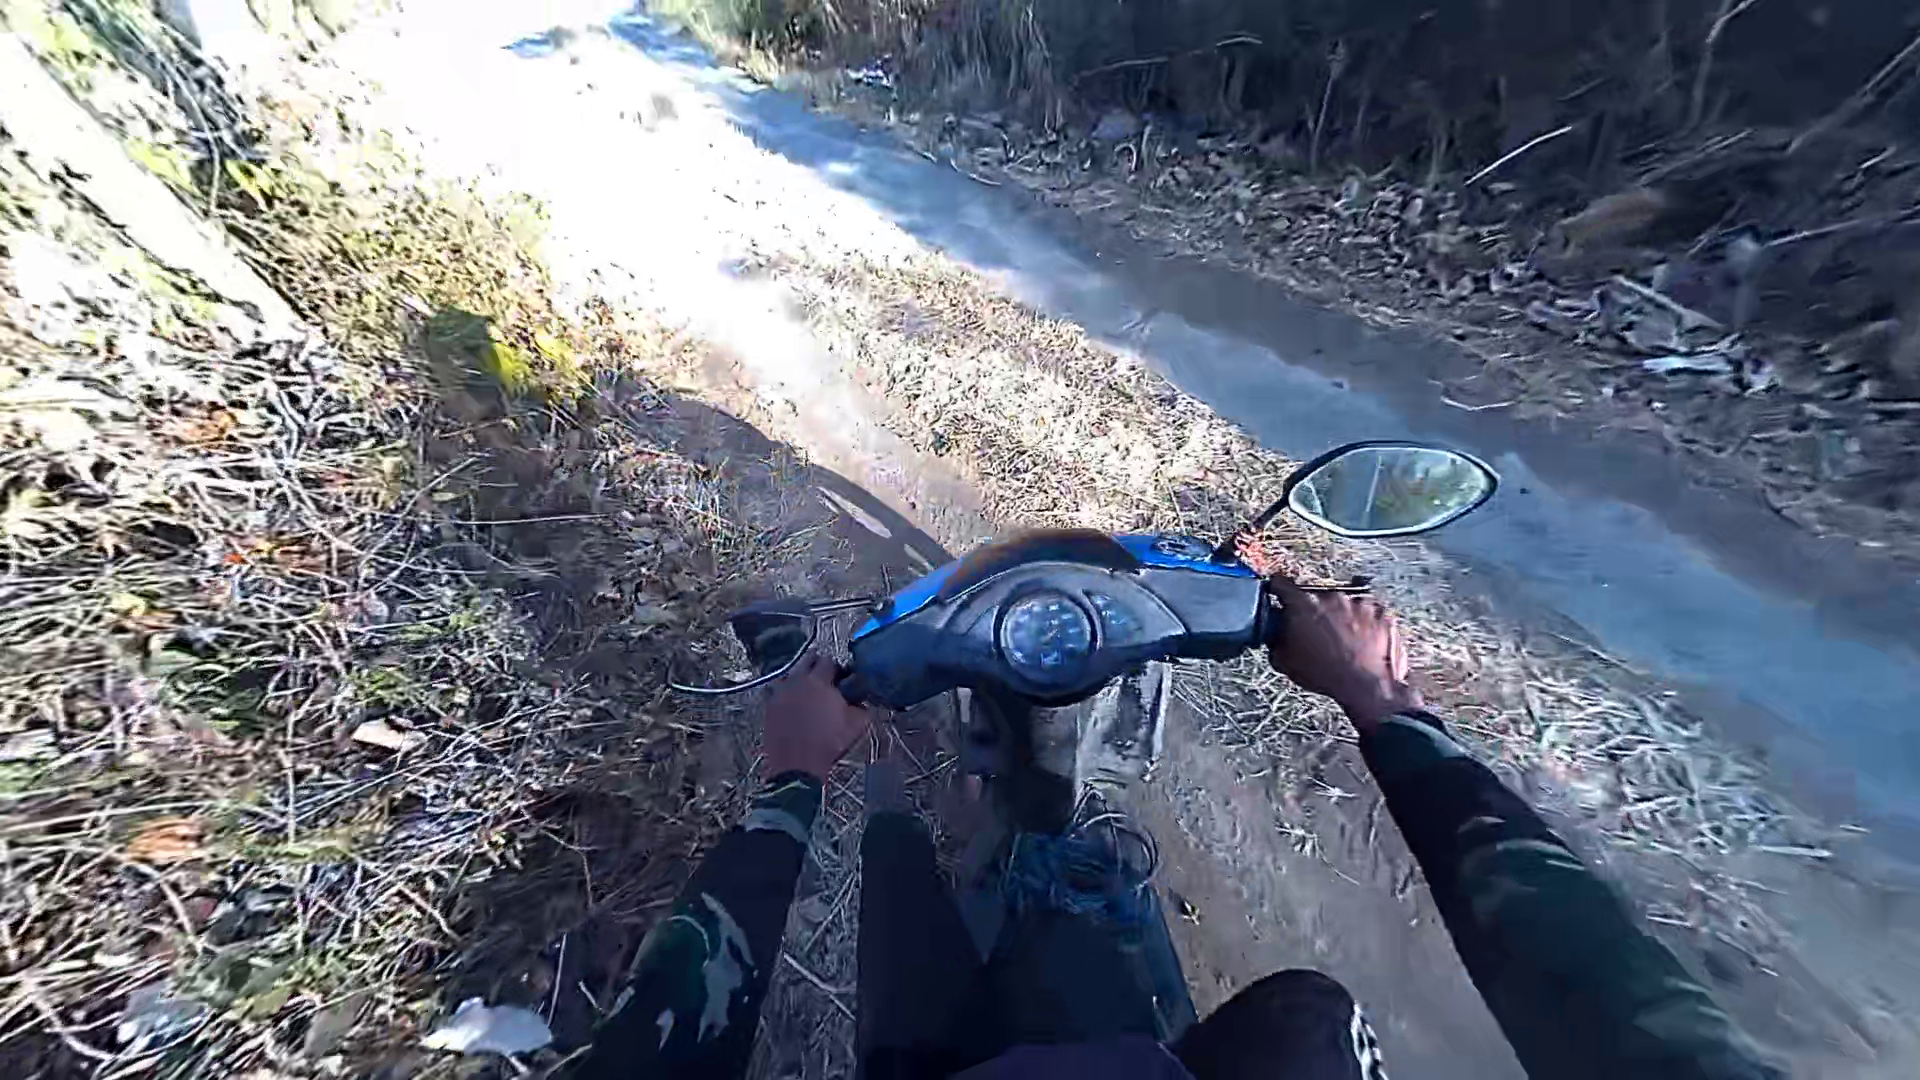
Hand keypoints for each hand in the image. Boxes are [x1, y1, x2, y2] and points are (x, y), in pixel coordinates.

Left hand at [762, 653, 871, 779]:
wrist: (797, 766)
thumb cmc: (828, 743)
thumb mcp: (856, 724)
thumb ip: (861, 707)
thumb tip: (862, 701)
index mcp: (819, 681)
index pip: (828, 661)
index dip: (837, 668)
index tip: (842, 677)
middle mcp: (797, 681)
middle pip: (806, 660)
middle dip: (817, 665)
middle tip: (825, 677)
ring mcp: (780, 693)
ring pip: (789, 673)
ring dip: (799, 676)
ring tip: (807, 688)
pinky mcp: (769, 707)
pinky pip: (776, 690)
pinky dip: (785, 692)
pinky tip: (792, 702)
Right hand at [1266, 578, 1422, 735]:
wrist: (1368, 689)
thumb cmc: (1326, 675)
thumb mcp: (1283, 661)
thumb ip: (1275, 638)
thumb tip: (1275, 633)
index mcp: (1302, 604)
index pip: (1281, 584)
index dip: (1276, 589)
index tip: (1276, 592)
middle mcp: (1331, 597)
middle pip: (1315, 596)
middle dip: (1312, 611)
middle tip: (1312, 632)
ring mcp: (1359, 604)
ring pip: (1343, 604)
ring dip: (1339, 616)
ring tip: (1340, 640)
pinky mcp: (1382, 614)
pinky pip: (1368, 612)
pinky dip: (1363, 622)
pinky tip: (1359, 640)